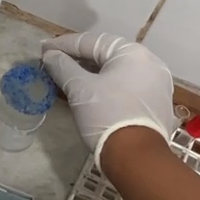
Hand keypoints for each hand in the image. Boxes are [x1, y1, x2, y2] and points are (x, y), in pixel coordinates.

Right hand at [41, 32, 175, 163]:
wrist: (136, 157)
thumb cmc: (107, 116)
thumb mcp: (80, 90)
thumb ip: (63, 67)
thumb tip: (50, 56)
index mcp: (132, 53)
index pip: (91, 42)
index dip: (63, 45)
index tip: (43, 49)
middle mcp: (149, 63)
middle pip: (105, 55)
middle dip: (77, 59)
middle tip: (54, 62)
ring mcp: (156, 83)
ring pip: (116, 72)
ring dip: (91, 73)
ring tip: (68, 77)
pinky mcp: (156, 103)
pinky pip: (126, 86)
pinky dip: (106, 86)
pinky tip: (90, 92)